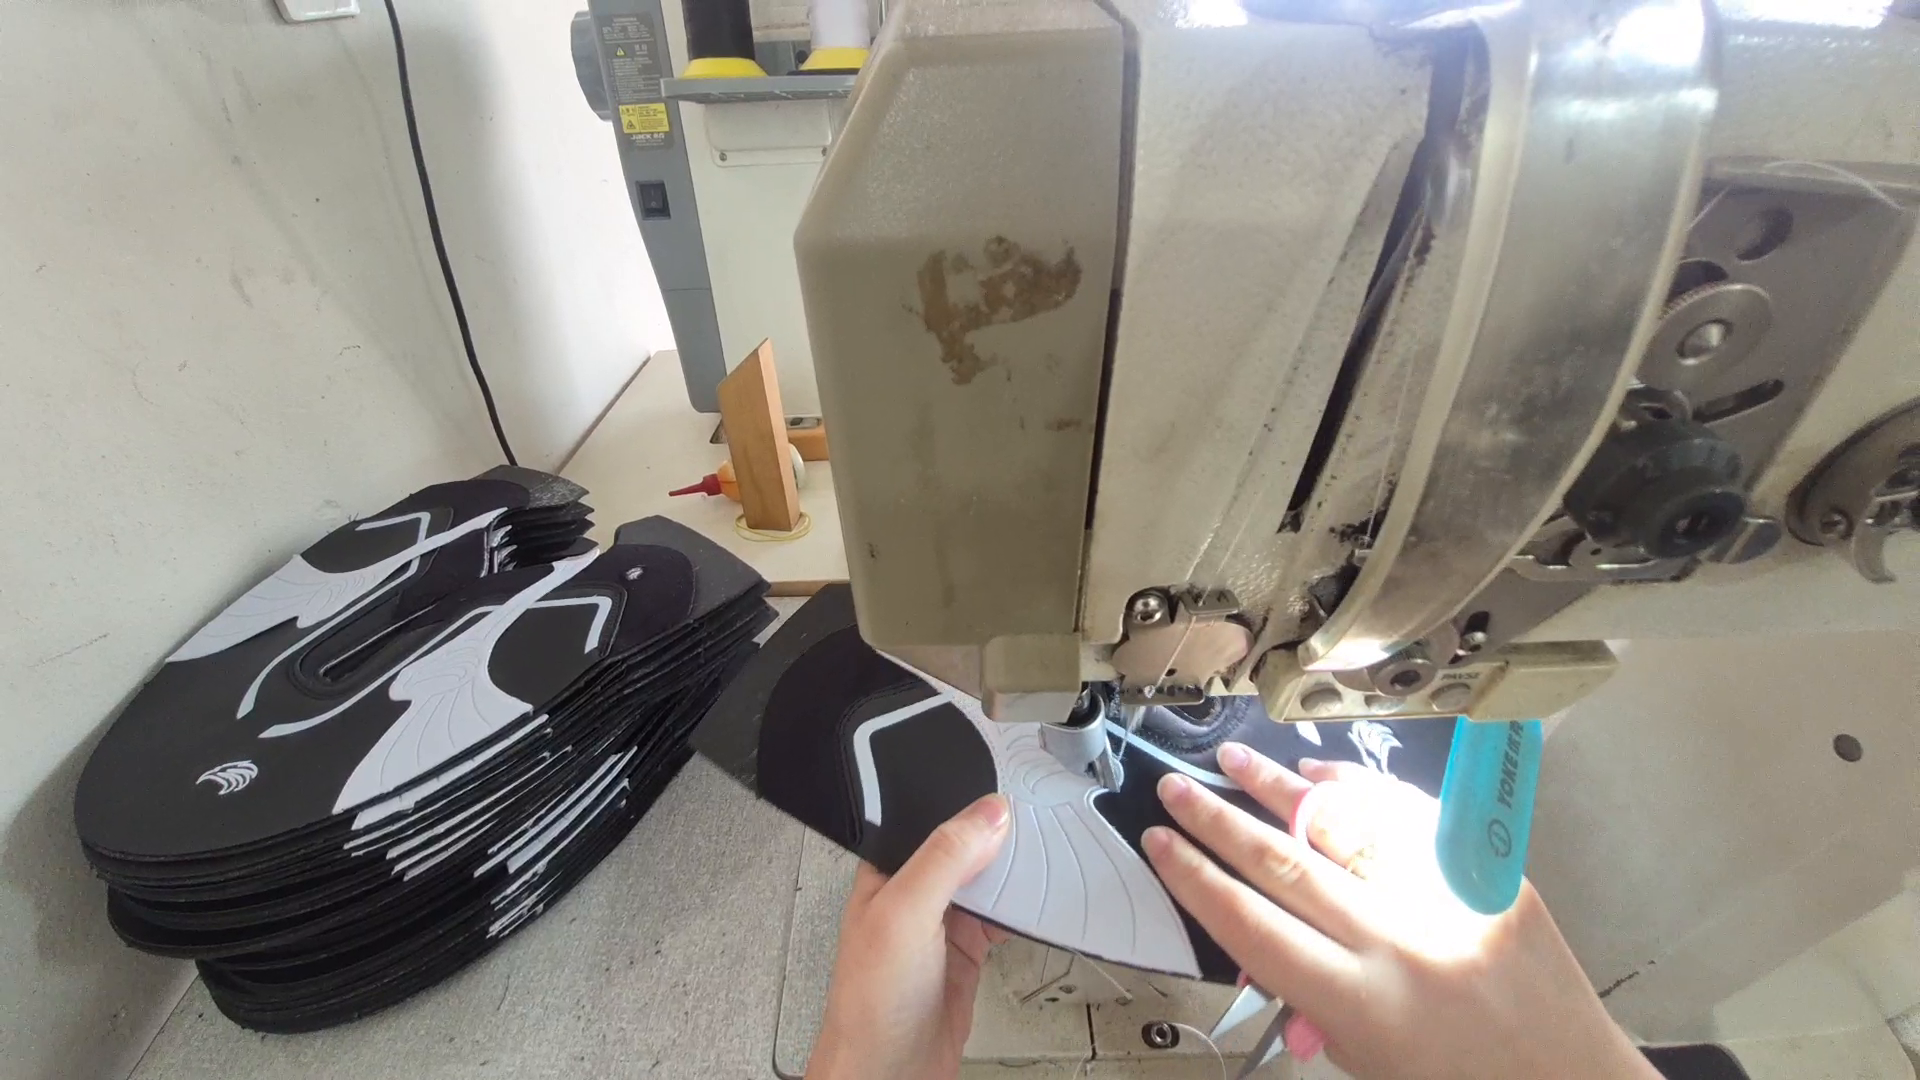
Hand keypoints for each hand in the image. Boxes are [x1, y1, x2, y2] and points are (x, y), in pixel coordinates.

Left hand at [807, 794, 1011, 1079]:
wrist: (890, 1078)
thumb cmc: (870, 1002)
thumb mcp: (904, 913)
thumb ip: (943, 859)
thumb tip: (986, 814)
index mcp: (889, 866)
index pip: (933, 818)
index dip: (966, 804)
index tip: (1006, 795)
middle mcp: (916, 889)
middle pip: (965, 846)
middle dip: (996, 836)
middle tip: (1034, 823)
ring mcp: (943, 921)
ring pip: (987, 880)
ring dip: (1012, 872)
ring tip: (1041, 854)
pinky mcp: (967, 950)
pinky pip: (1002, 916)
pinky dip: (1021, 909)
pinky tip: (1035, 901)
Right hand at [1143, 745, 1657, 1079]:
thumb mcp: (1362, 1060)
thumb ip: (1302, 989)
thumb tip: (1250, 932)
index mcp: (1362, 1004)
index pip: (1250, 922)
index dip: (1193, 876)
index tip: (1156, 840)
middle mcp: (1399, 944)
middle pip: (1282, 863)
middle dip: (1215, 820)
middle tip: (1172, 787)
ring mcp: (1447, 901)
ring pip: (1340, 827)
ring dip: (1274, 787)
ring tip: (1229, 757)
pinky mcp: (1487, 877)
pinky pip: (1408, 818)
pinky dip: (1356, 791)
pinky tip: (1315, 773)